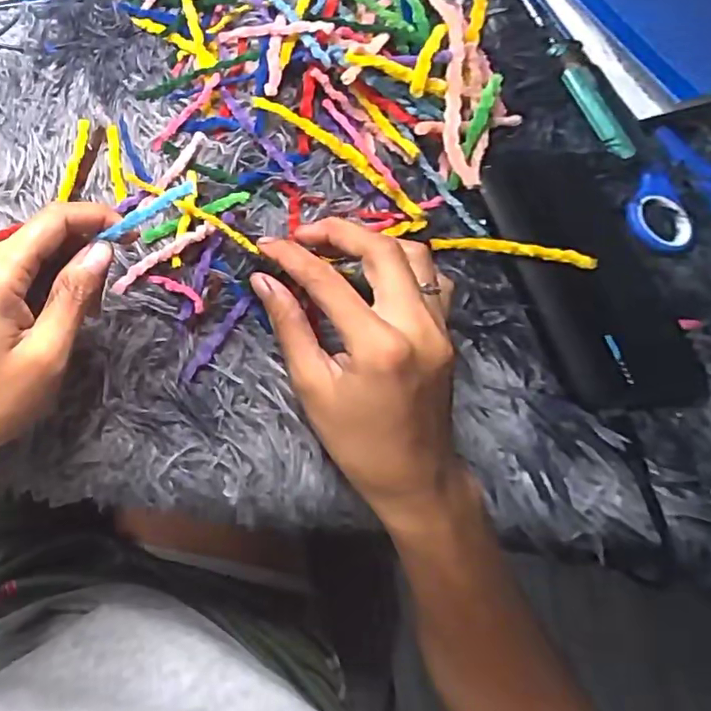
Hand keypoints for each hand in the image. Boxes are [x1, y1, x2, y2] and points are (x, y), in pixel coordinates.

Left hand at [0, 202, 119, 482]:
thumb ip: (75, 294)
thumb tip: (103, 248)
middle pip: (46, 230)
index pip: (54, 219)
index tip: (132, 234)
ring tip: (89, 312)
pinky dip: (52, 280)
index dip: (96, 217)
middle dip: (85, 248)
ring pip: (38, 248)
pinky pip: (24, 267)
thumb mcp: (47, 352)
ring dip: (70, 268)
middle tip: (107, 294)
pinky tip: (64, 312)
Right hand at [253, 219, 467, 528]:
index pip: (327, 280)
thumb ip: (290, 324)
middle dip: (337, 231)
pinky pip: (431, 278)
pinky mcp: (446, 331)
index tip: (265, 245)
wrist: (417, 478)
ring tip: (335, 246)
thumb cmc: (355, 440)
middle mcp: (417, 325)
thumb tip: (264, 280)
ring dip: (372, 241)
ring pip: (414, 255)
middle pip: (382, 250)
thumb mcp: (311, 385)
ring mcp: (439, 326)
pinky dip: (401, 262)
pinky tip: (374, 271)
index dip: (292, 256)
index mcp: (379, 344)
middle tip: (301, 235)